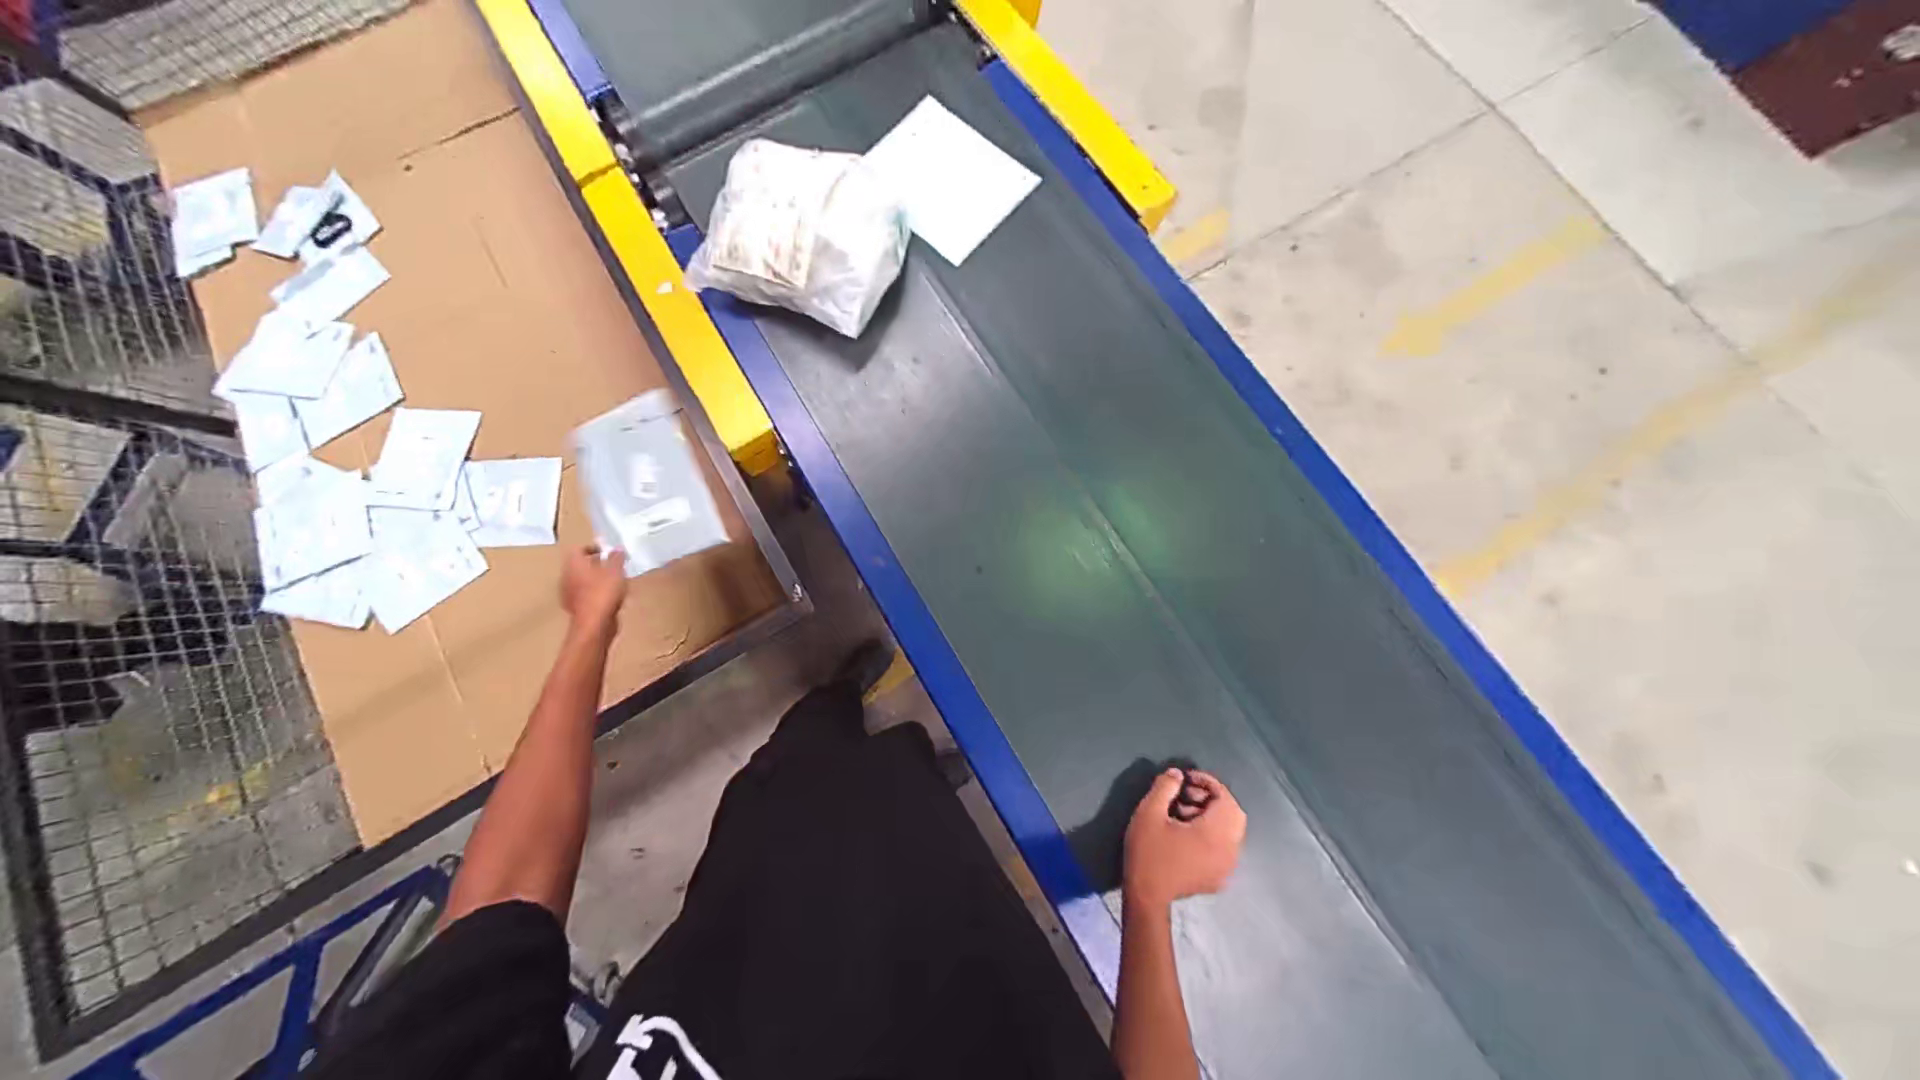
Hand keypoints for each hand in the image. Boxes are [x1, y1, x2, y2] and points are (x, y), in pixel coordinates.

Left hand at [560, 545, 626, 634]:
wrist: (595, 624)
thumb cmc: (604, 592)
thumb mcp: (616, 571)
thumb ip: (616, 558)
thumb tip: (617, 549)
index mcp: (574, 564)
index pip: (578, 550)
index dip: (593, 548)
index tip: (607, 552)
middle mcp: (567, 577)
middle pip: (579, 566)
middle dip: (595, 565)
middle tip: (612, 566)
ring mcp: (569, 594)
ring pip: (582, 581)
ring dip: (595, 580)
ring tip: (613, 582)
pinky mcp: (575, 608)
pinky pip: (584, 595)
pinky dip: (594, 593)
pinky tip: (608, 598)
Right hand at [1123, 768, 1245, 909]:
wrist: (1147, 895)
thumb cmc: (1148, 852)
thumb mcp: (1149, 813)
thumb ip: (1165, 787)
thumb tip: (1177, 774)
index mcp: (1216, 834)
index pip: (1225, 799)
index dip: (1208, 782)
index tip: (1186, 778)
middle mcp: (1229, 851)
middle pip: (1233, 814)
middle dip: (1212, 798)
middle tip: (1186, 794)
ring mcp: (1227, 867)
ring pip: (1230, 831)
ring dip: (1212, 815)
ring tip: (1182, 812)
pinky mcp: (1220, 877)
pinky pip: (1225, 848)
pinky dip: (1213, 834)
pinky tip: (1188, 834)